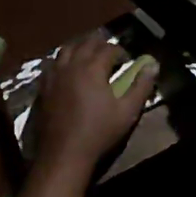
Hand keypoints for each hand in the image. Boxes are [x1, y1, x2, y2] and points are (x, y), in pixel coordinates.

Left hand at [35, 32, 155, 170]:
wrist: (64, 154)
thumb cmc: (98, 132)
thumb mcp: (127, 112)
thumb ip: (141, 87)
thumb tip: (152, 66)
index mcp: (93, 67)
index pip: (109, 48)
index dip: (120, 51)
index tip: (126, 60)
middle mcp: (72, 64)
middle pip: (87, 42)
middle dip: (100, 44)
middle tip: (109, 53)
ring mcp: (54, 74)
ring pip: (67, 48)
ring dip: (80, 47)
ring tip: (88, 55)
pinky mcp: (43, 86)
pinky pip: (52, 63)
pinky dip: (63, 60)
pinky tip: (67, 69)